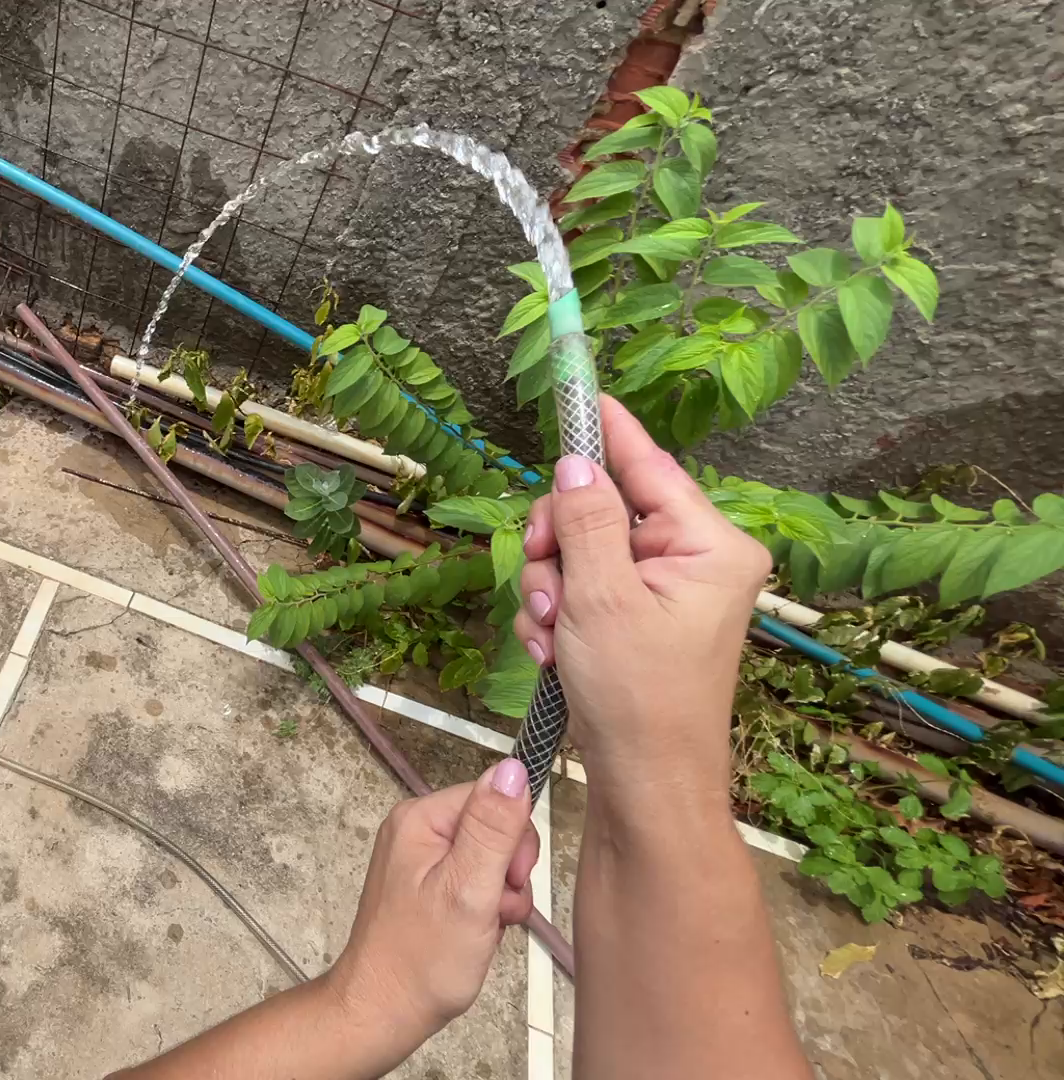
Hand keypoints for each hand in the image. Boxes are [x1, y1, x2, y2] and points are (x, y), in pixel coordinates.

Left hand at [322, 761, 537, 1069]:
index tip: (505, 878)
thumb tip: (512, 767)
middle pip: (494, 826)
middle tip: (491, 907)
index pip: (490, 796)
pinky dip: (487, 907)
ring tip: (480, 925)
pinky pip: (477, 880)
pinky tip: (475, 930)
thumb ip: (492, 828)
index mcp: (420, 817)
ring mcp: (422, 856)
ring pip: (492, 858)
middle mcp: (417, 827)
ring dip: (500, 895)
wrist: (387, 1005)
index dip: (512, 839)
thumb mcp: (468, 889)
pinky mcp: (429, 881)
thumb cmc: (422, 955)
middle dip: (508, 872)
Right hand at [512, 395, 768, 803]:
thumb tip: (572, 463)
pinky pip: (570, 586)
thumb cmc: (637, 690)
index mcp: (705, 546)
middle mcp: (684, 558)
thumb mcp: (601, 599)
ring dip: (545, 588)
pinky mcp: (625, 613)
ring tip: (551, 631)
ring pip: (571, 551)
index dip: (610, 432)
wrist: (641, 775)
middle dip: (554, 548)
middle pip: (594, 511)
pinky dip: (550, 613)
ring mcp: (653, 588)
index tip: (584, 392)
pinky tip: (552, 647)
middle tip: (544, 585)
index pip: (649, 469)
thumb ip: (586, 523)